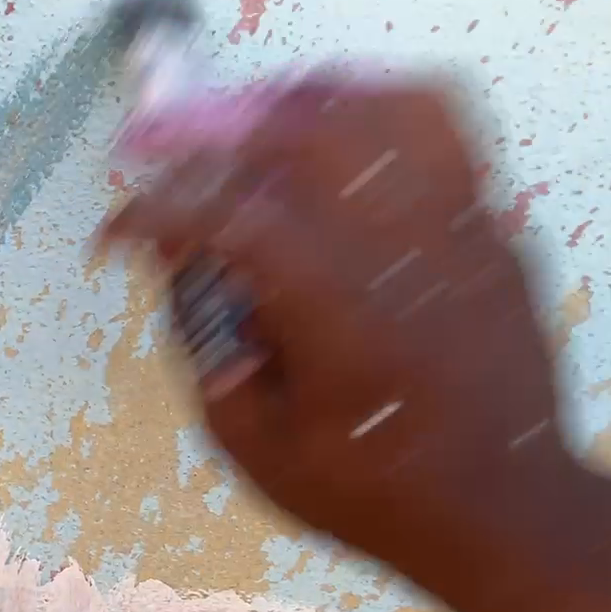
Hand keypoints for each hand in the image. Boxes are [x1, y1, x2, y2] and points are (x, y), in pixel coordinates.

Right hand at [99, 78, 580, 592]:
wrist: (500, 509)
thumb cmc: (355, 487)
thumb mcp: (244, 436)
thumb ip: (204, 339)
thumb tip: (175, 254)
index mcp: (347, 327)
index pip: (240, 224)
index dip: (159, 214)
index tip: (110, 238)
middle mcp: (416, 259)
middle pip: (312, 137)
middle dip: (210, 129)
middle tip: (147, 144)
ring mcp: (470, 232)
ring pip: (385, 107)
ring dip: (287, 102)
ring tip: (226, 125)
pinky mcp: (493, 227)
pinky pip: (433, 129)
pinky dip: (355, 111)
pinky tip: (304, 139)